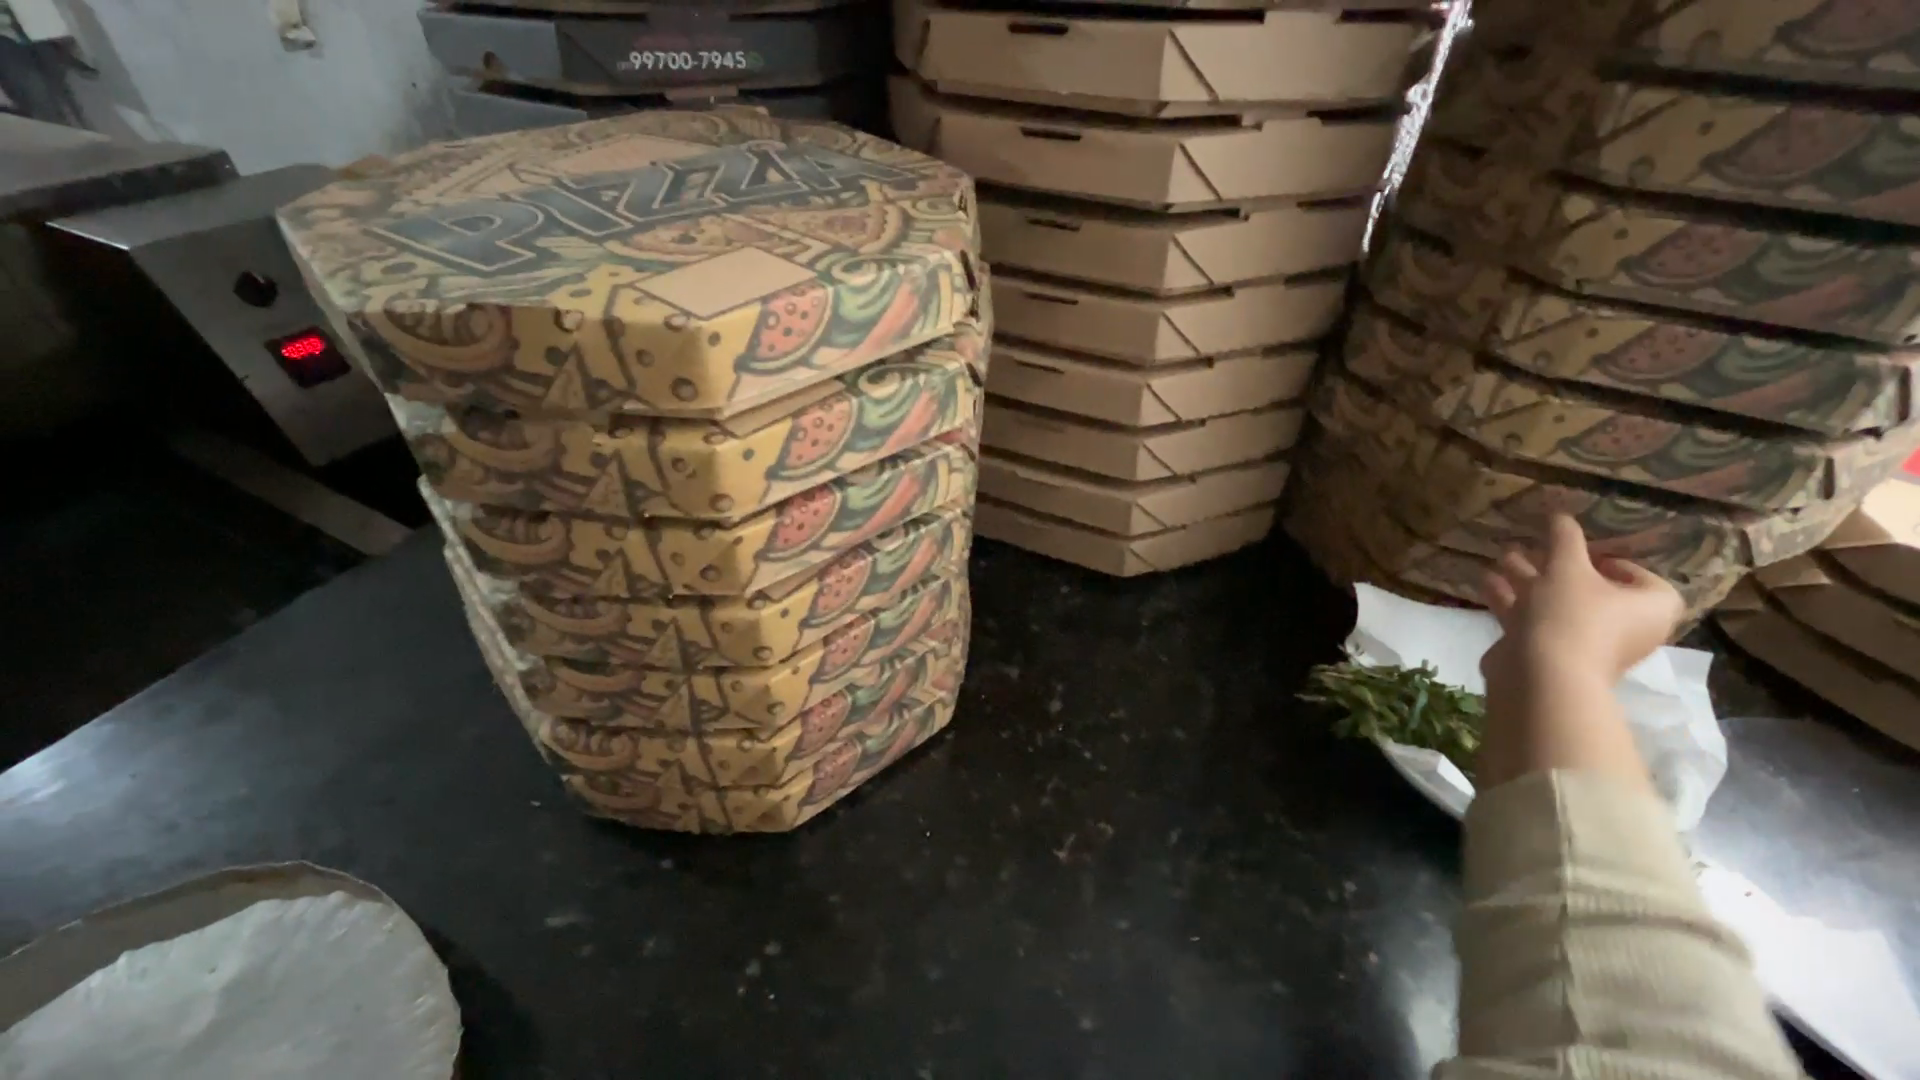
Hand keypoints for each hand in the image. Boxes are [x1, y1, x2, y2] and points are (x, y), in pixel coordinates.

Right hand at [1472, 515, 1680, 790]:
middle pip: (1591, 590)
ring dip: (1528, 579)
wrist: (1542, 676)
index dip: (1606, 559)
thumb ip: (1564, 538)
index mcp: (1649, 606)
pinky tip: (1486, 581)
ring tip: (1501, 556)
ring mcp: (1586, 643)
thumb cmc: (1571, 615)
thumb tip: (1559, 514)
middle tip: (1533, 545)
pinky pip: (1533, 619)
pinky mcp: (1550, 653)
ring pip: (1555, 603)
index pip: (1637, 575)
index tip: (1577, 549)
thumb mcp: (1567, 566)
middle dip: (1556, 566)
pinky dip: (1512, 600)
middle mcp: (1625, 627)